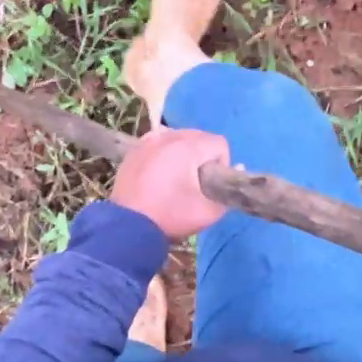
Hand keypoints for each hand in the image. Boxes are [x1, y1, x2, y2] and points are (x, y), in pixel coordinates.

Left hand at [110, 128, 230, 240]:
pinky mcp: (134, 150)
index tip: (210, 184)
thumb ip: (229, 192)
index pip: (219, 143)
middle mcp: (169, 136)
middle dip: (203, 156)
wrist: (128, 225)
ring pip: (178, 137)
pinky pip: (158, 143)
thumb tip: (234, 171)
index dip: (221, 164)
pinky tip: (159, 173)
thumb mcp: (209, 212)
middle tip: (195, 182)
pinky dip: (164, 153)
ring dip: (183, 152)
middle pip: (199, 136)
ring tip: (176, 178)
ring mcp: (148, 141)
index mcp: (189, 147)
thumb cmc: (171, 216)